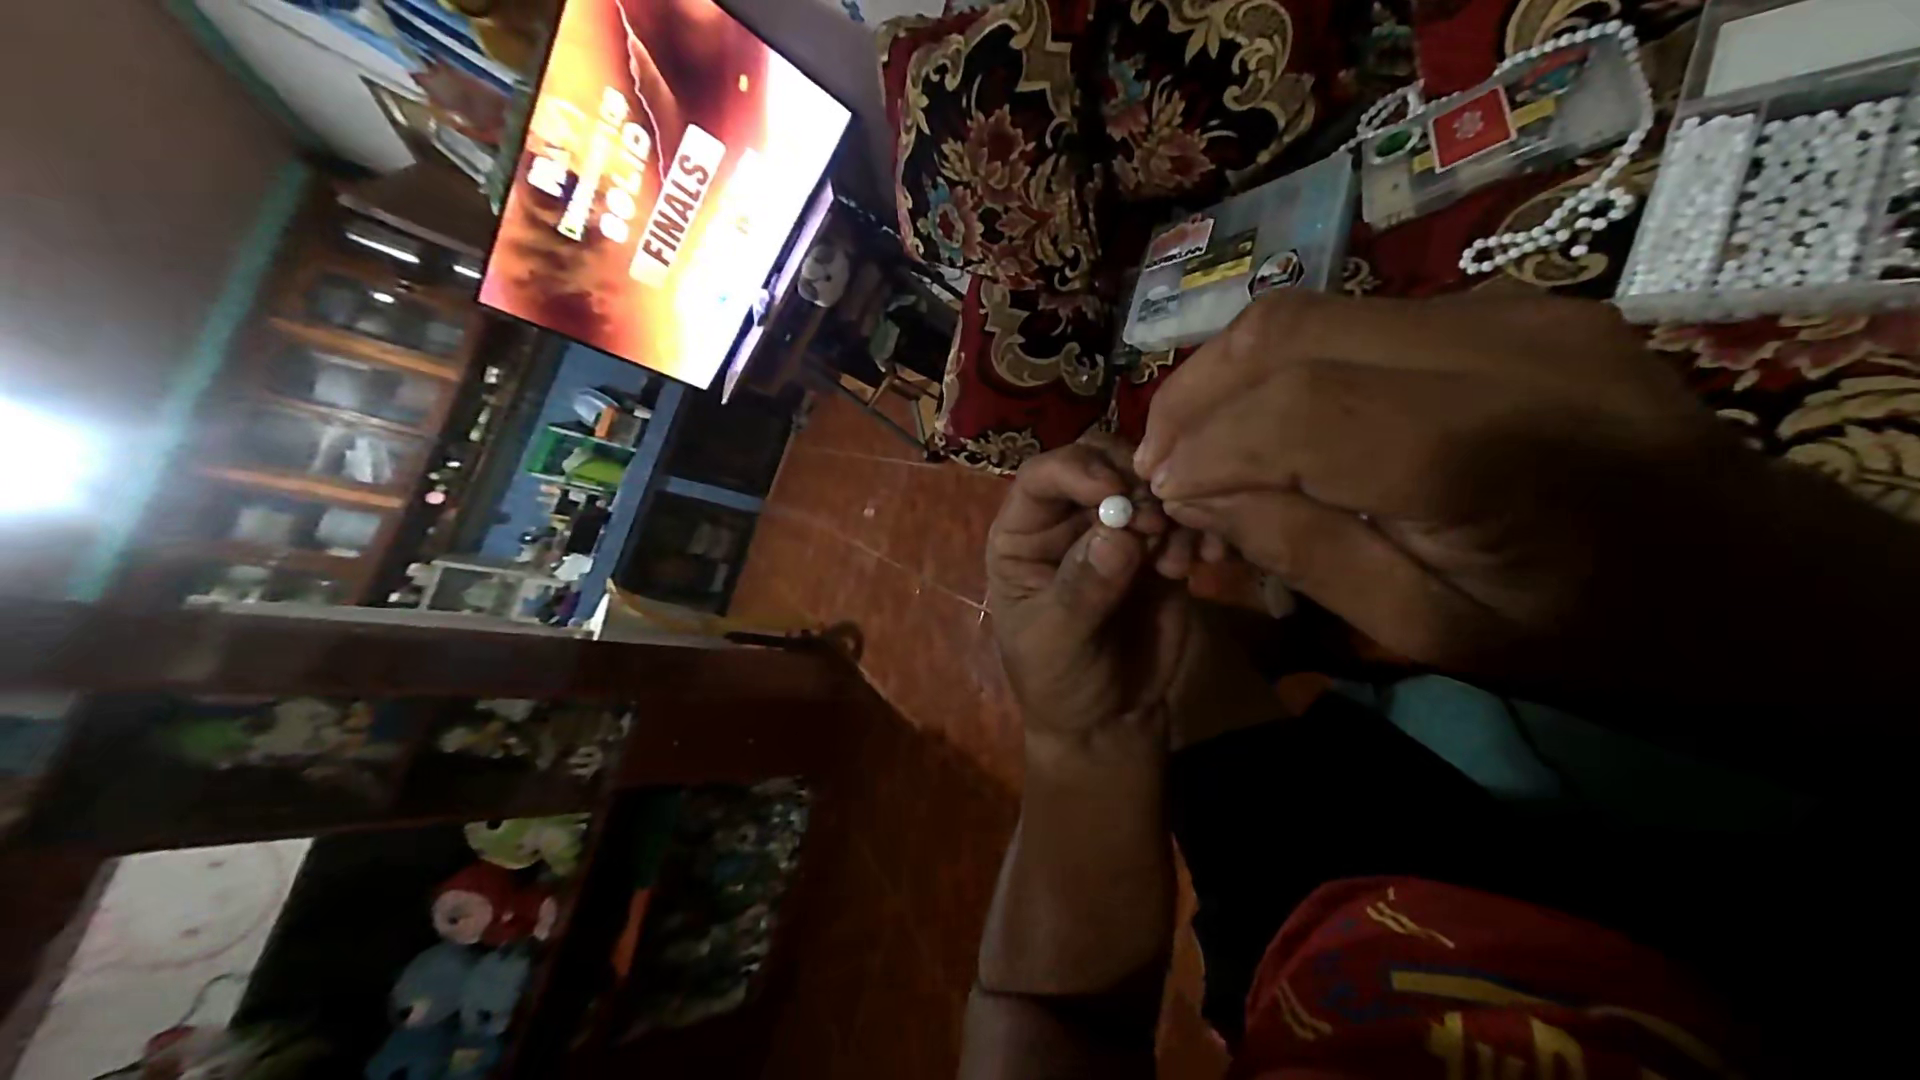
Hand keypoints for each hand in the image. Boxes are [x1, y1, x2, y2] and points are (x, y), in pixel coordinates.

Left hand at [987, 436, 1194, 754]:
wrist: (1108, 718)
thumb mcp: (1055, 640)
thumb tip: (1116, 535)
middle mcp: (1067, 523)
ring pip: (1145, 487)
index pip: (1040, 477)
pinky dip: (1197, 530)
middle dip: (1130, 482)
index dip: (1075, 470)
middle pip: (1098, 465)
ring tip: (1176, 560)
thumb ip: (1082, 589)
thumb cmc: (1057, 679)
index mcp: (1023, 535)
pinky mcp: (1158, 553)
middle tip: (1154, 521)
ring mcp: (1115, 534)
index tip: (1112, 491)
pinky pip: (1181, 522)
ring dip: (1168, 508)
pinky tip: (1205, 561)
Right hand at [1133, 292, 1758, 676]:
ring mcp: (1506, 312)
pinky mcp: (1504, 305)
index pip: (1293, 410)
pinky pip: (1348, 317)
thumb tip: (1197, 492)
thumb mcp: (1423, 630)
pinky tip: (1263, 417)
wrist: (1753, 575)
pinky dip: (1277, 366)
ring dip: (1225, 374)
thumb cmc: (1583, 633)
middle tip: (1158, 459)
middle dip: (1192, 396)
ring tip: (1193, 437)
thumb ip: (1300, 551)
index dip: (1204, 445)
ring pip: (1305, 311)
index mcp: (1484, 454)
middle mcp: (1497, 351)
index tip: (1160, 490)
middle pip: (1285, 333)